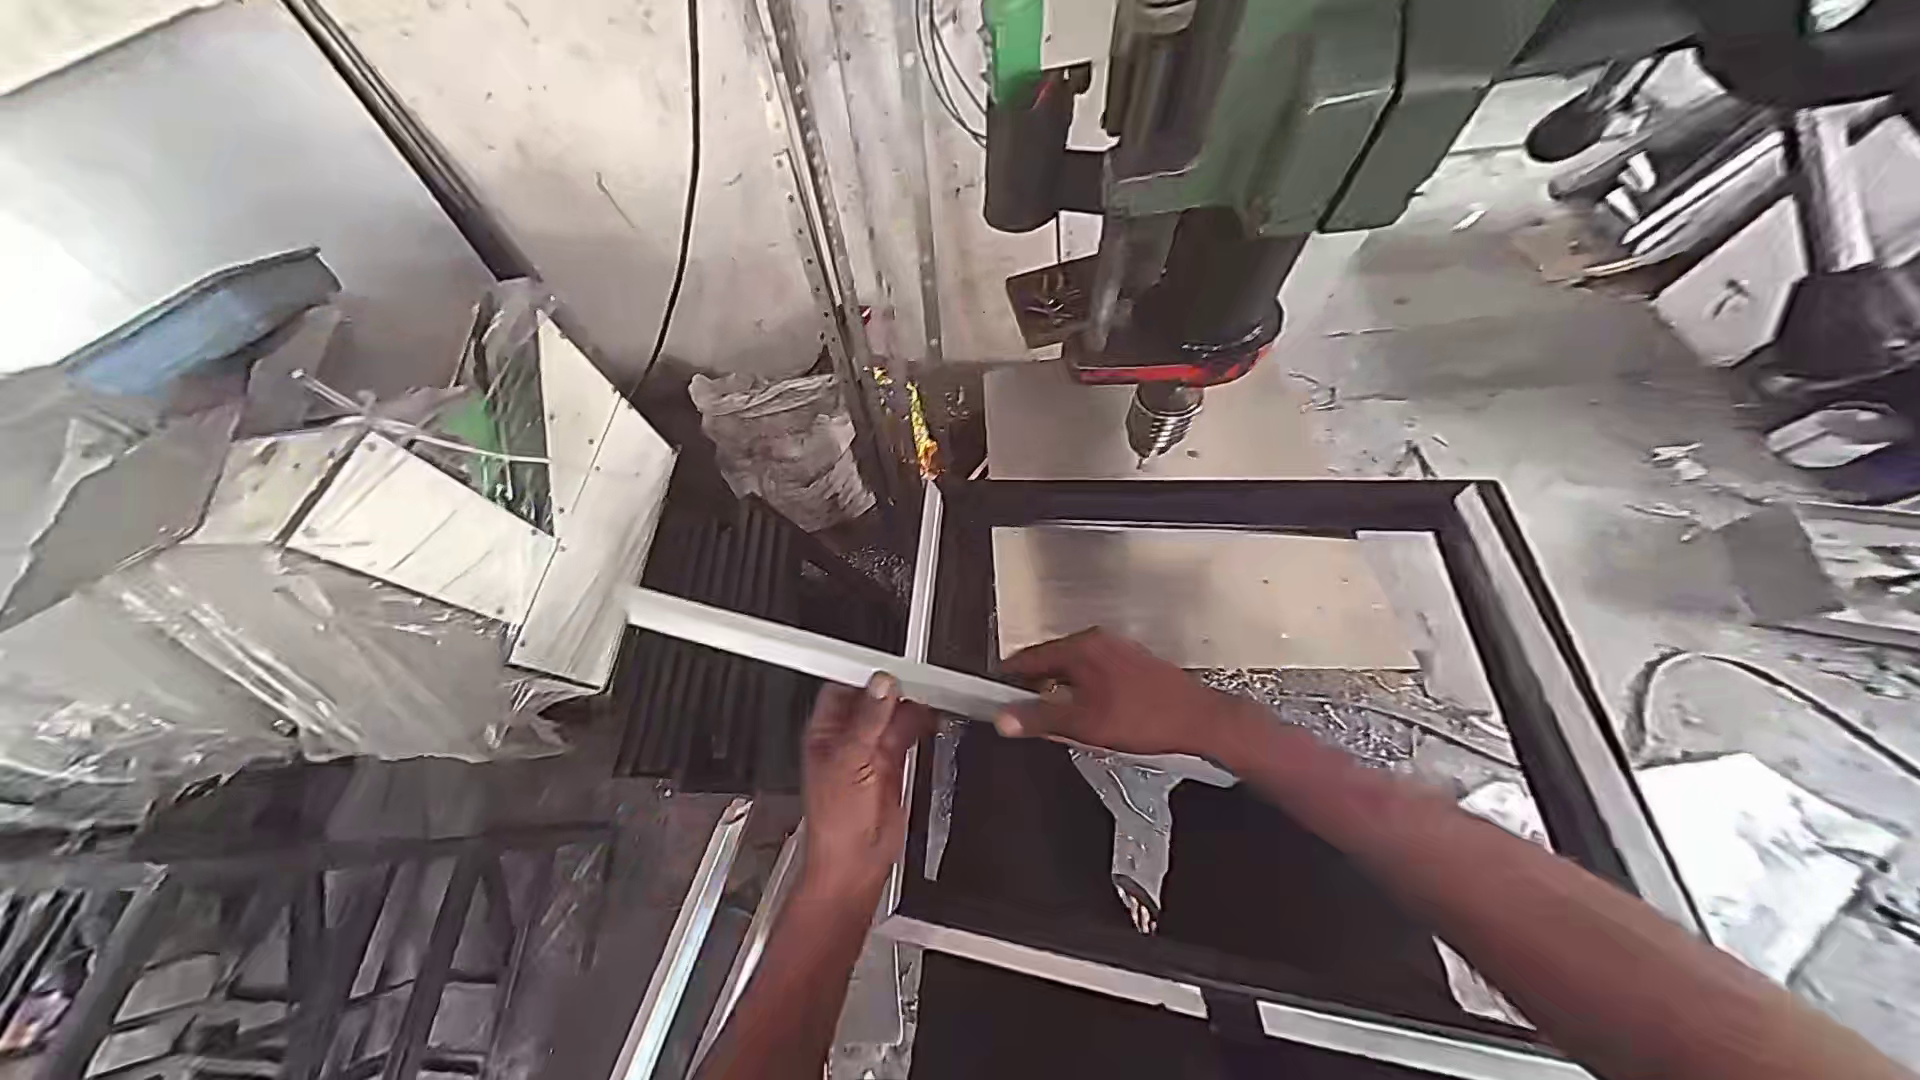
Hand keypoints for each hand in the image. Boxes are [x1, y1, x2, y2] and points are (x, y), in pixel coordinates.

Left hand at [800, 674, 933, 899]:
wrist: (856, 862)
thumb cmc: (833, 823)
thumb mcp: (848, 761)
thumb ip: (868, 720)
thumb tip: (881, 685)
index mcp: (825, 732)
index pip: (843, 688)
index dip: (864, 675)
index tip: (886, 666)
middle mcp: (848, 736)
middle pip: (874, 697)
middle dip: (893, 687)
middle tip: (914, 678)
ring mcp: (872, 749)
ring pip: (894, 713)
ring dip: (910, 703)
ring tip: (928, 693)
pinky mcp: (893, 762)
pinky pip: (909, 732)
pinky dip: (922, 722)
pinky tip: (932, 715)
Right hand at [993, 627, 1248, 758]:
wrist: (1201, 721)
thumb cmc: (1149, 718)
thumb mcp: (1084, 725)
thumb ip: (1039, 719)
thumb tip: (1007, 719)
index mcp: (1082, 648)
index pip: (1031, 657)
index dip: (1011, 676)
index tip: (998, 688)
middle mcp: (1099, 641)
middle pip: (1053, 659)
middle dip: (1037, 684)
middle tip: (1027, 708)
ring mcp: (1118, 648)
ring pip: (1075, 666)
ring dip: (1061, 687)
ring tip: (1061, 716)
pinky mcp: (1133, 661)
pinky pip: (1095, 669)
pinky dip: (1084, 686)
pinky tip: (1091, 711)